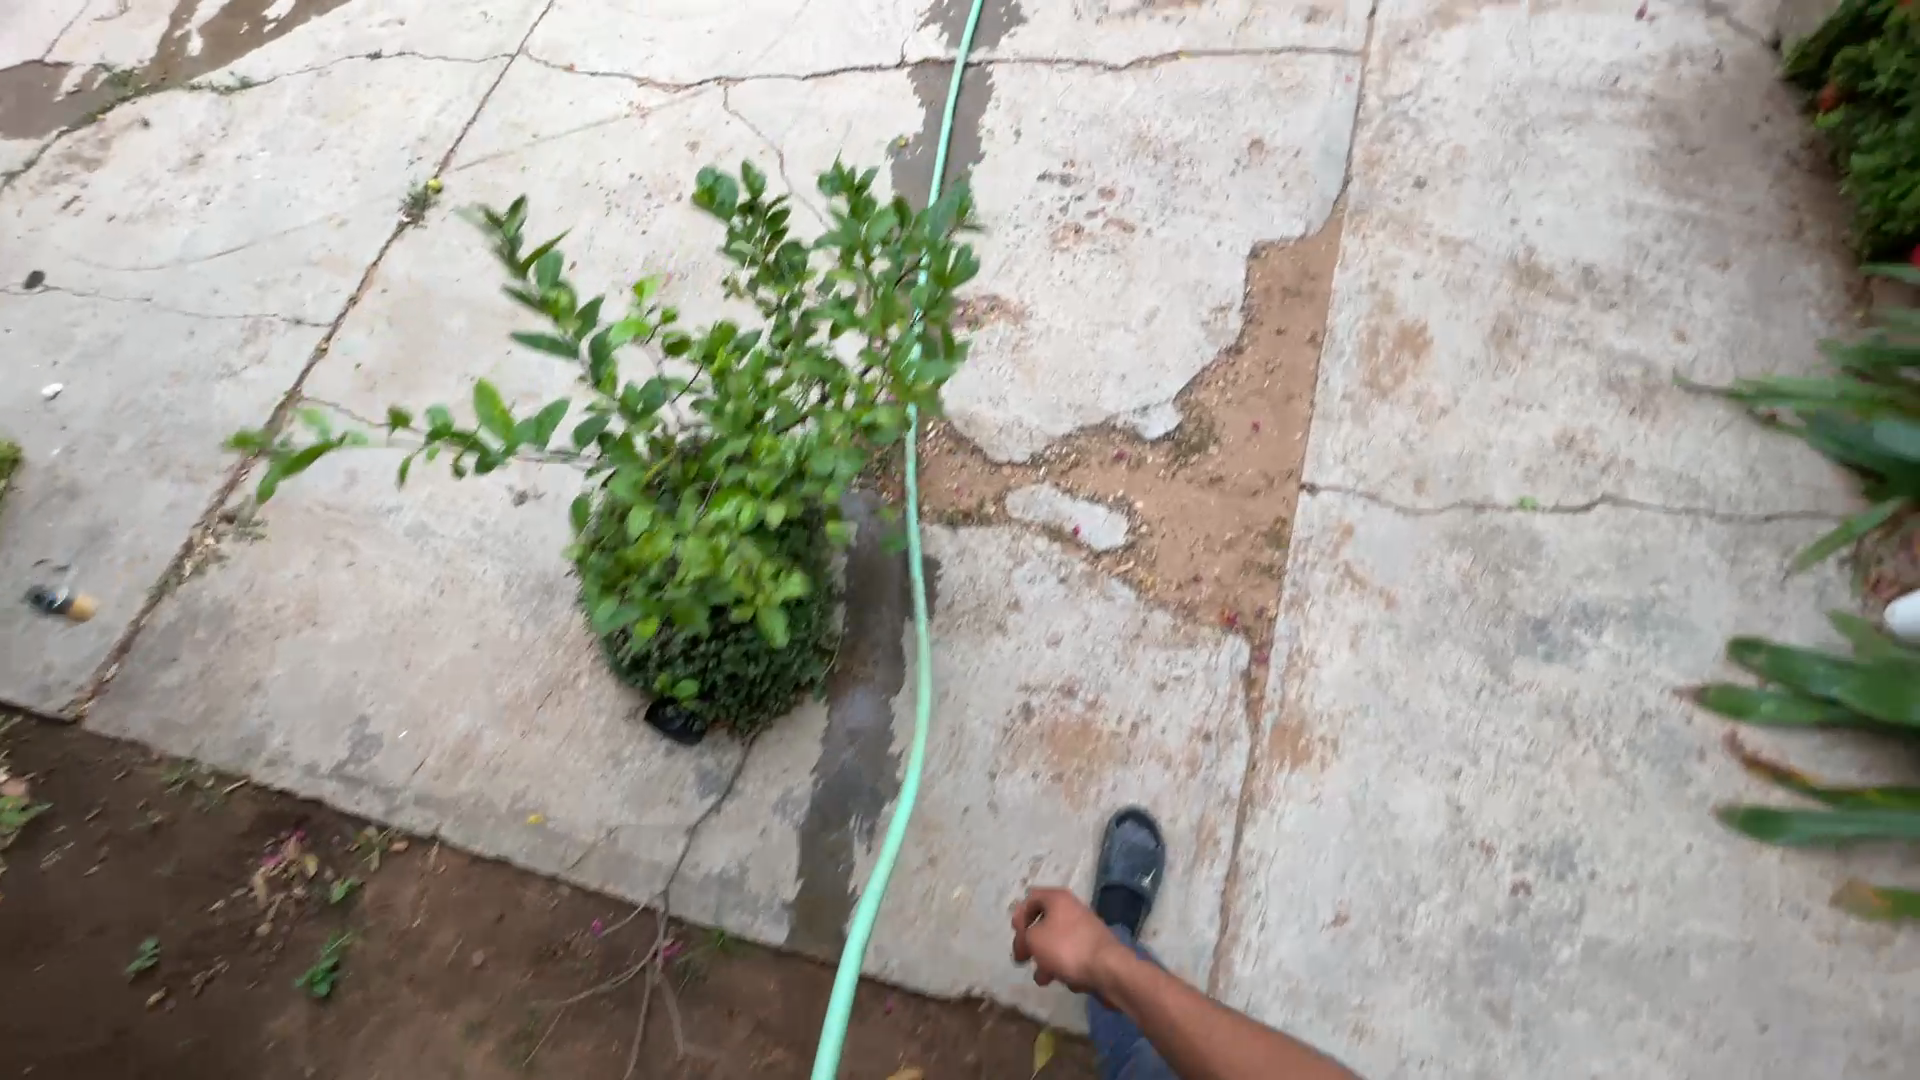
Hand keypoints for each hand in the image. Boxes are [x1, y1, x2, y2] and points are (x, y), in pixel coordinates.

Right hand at [1010, 887, 1128, 994]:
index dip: (1019, 916)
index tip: (1017, 935)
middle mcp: (1071, 909)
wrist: (1108, 969)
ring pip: (1057, 942)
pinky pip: (1072, 956)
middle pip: (1044, 922)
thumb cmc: (1066, 947)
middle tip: (1023, 958)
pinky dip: (1064, 967)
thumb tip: (1025, 943)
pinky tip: (1065, 980)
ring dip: (1046, 959)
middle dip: (1032, 943)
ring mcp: (1084, 929)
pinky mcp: (1094, 949)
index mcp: (1057, 898)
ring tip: (1042, 978)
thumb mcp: (1034, 939)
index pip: (1031, 898)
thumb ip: (1022, 938)